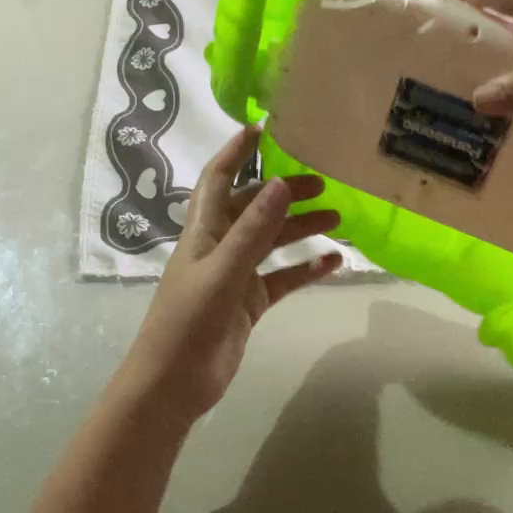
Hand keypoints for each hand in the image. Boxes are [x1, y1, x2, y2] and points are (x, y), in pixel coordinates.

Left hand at [112, 126, 341, 423]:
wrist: (173, 384)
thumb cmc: (188, 323)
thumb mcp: (222, 272)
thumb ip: (253, 231)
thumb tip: (280, 184)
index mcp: (202, 233)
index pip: (218, 179)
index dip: (237, 152)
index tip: (265, 127)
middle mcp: (219, 247)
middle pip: (253, 208)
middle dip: (284, 191)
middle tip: (324, 182)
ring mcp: (235, 276)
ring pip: (272, 242)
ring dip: (301, 228)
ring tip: (339, 217)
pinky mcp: (248, 304)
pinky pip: (282, 279)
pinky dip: (306, 269)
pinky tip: (336, 262)